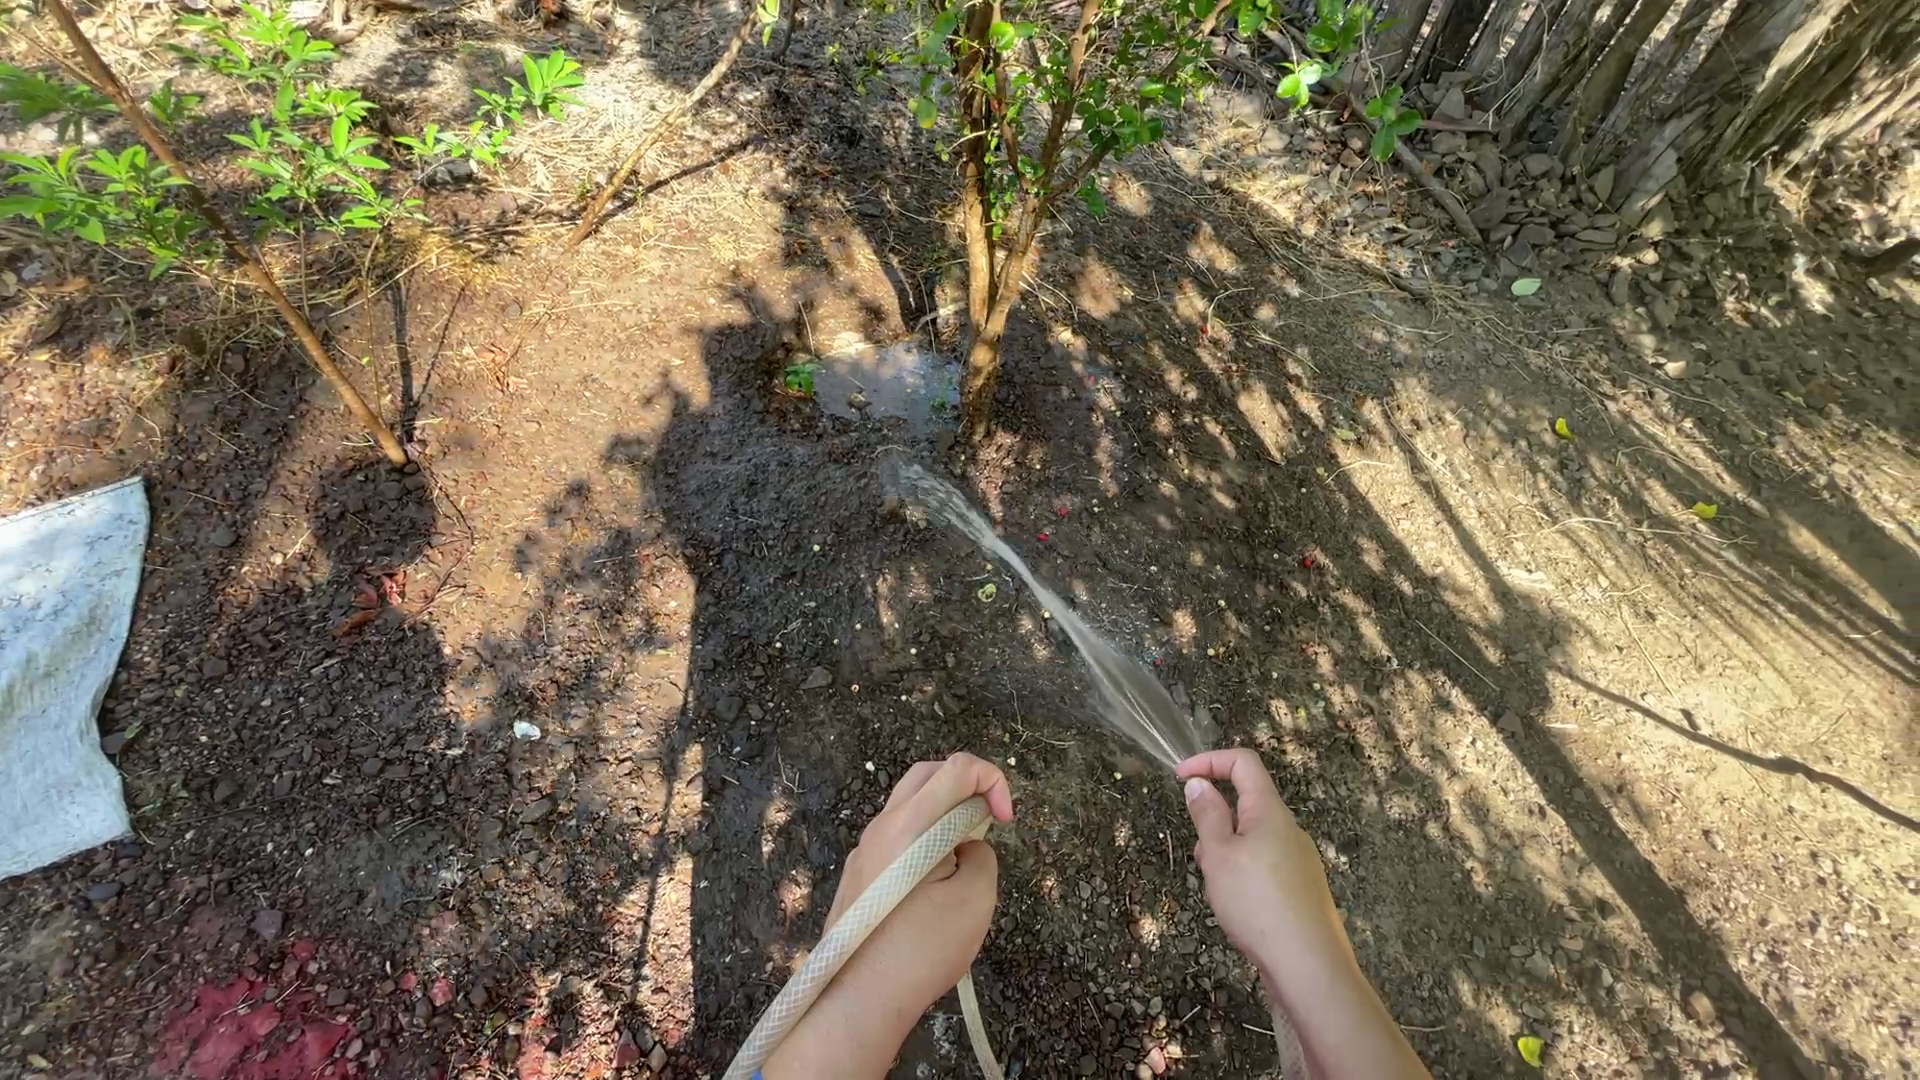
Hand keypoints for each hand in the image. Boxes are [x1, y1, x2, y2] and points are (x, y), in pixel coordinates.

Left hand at [764, 753, 1013, 1078]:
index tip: (1006, 820)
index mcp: (910, 821)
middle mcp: (882, 824)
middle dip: (967, 785)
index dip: (993, 780)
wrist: (857, 999)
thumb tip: (964, 846)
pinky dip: (924, 836)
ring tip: (965, 853)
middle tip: (987, 821)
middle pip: (928, 774)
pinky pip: (897, 834)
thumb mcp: (975, 899)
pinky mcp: (858, 873)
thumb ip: (981, 855)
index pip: (958, 766)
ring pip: (909, 803)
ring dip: (944, 812)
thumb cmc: (922, 948)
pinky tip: (935, 881)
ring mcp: (865, 848)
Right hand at [1176, 749, 1348, 995]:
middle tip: (1200, 856)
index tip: (1179, 777)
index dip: (1208, 760)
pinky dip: (1241, 872)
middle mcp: (1289, 829)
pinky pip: (1263, 864)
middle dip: (1213, 821)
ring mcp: (1299, 860)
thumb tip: (1199, 783)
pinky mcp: (1302, 888)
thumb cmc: (1257, 902)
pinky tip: (1236, 907)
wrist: (1311, 969)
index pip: (1242, 762)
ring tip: (1217, 888)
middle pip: (1245, 803)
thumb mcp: (1218, 854)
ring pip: (1251, 838)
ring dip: (1225, 851)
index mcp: (1270, 811)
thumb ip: (1206, 814)